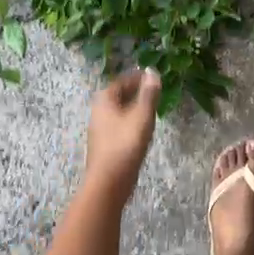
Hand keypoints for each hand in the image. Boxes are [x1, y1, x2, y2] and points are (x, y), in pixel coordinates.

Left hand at [84, 69, 159, 204]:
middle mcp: (99, 112)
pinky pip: (120, 124)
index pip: (121, 81)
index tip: (153, 76)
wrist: (108, 182)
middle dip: (136, 90)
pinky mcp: (106, 144)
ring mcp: (100, 129)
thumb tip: (152, 71)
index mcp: (104, 100)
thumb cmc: (125, 144)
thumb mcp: (142, 116)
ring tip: (152, 107)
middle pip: (118, 95)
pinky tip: (143, 128)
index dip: (137, 77)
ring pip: (119, 110)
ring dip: (134, 106)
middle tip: (155, 90)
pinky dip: (131, 120)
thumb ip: (148, 93)